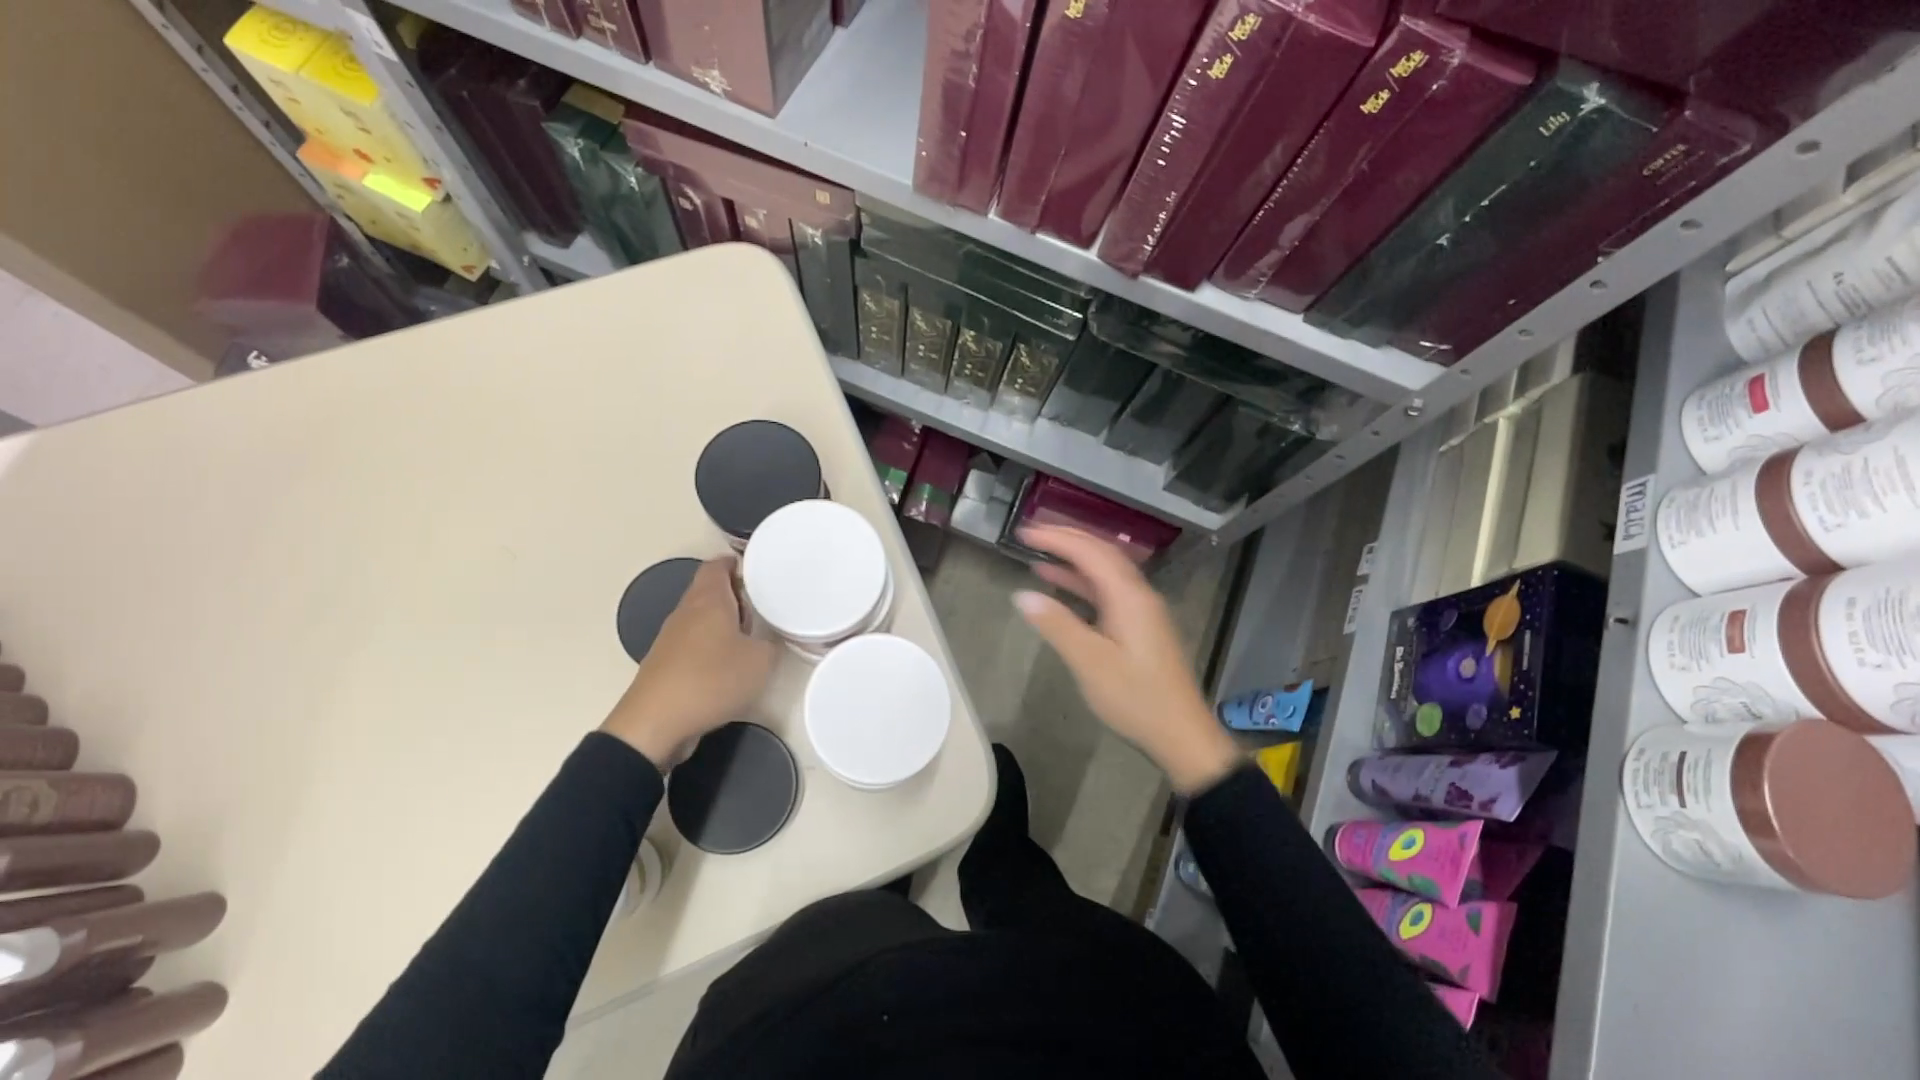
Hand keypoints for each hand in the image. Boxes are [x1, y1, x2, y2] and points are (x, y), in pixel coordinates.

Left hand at [601, 557, 776, 767]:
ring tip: (749, 641)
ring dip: (723, 625)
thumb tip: (767, 640)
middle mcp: (685, 612)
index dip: (736, 564)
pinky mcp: (665, 664)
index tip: (757, 573)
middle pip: (709, 591)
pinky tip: (727, 668)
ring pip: (701, 619)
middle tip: (761, 609)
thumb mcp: (761, 662)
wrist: (656, 722)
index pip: (717, 566)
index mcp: (708, 599)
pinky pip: (693, 644)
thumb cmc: (712, 680)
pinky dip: (711, 648)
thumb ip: (771, 644)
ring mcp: (671, 639)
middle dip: (735, 597)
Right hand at [1013, 526, 1238, 794]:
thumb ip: (1057, 625)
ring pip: (1106, 573)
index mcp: (1129, 597)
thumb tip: (1022, 594)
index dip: (1056, 538)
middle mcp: (1139, 596)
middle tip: (1031, 533)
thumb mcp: (1090, 662)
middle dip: (1067, 540)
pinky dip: (1084, 585)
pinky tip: (1063, 592)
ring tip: (1039, 557)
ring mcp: (1143, 612)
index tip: (1023, 531)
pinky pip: (1109, 593)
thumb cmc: (1135, 698)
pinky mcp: (1142, 629)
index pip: (1089, 552)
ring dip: (1075, 562)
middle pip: (1102, 554)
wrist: (1181, 734)